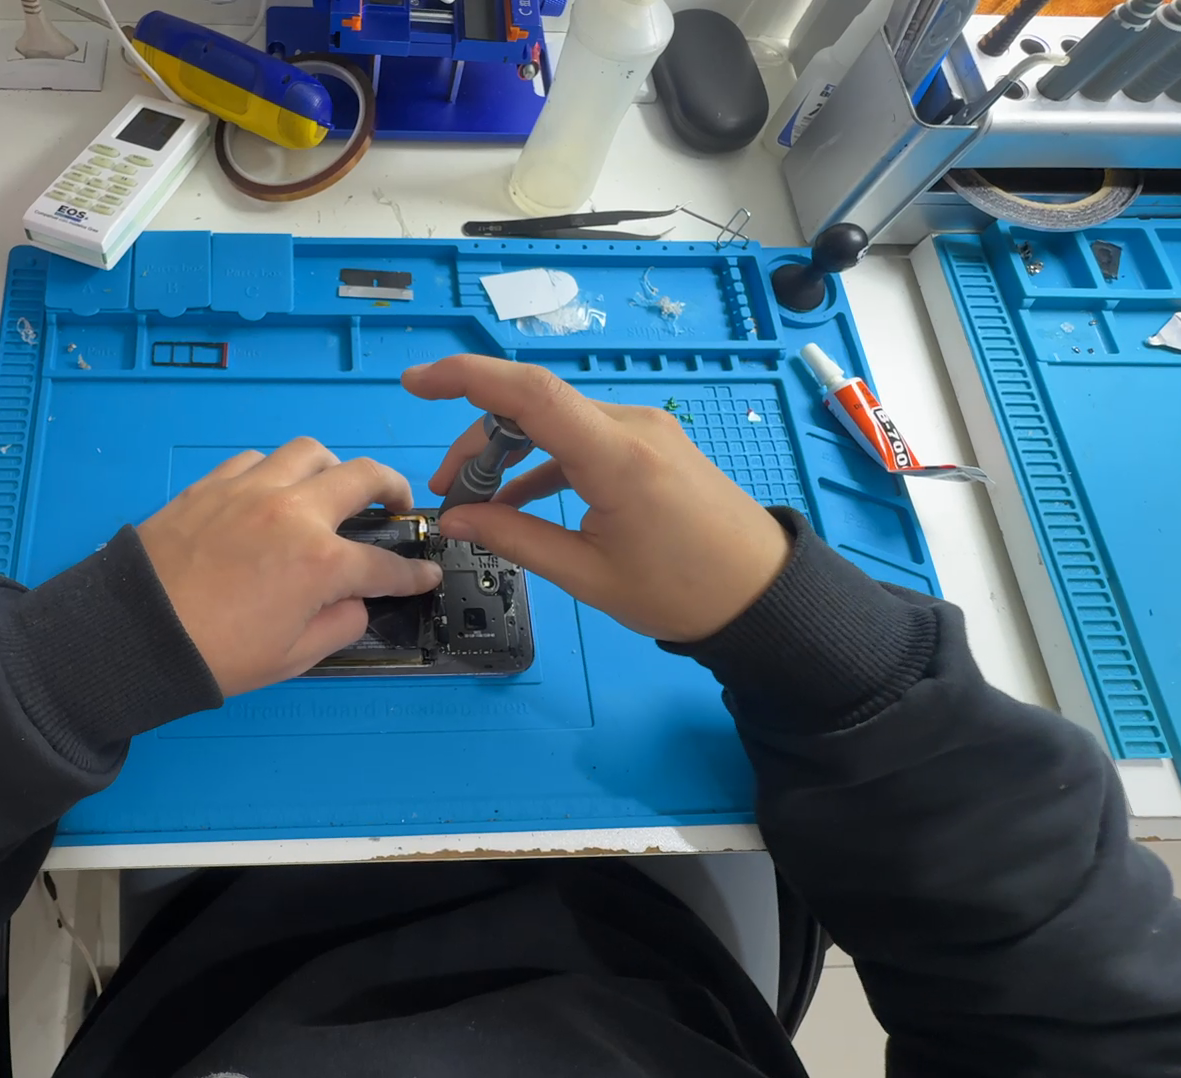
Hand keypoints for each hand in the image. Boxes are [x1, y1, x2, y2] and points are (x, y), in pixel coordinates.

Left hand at [137, 438, 442, 695]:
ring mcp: (252, 489)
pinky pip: (258, 460)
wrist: (134, 633)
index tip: (426, 574)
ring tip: (331, 489)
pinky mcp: (214, 483)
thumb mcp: (293, 657)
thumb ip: (341, 624)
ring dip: (333, 468)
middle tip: (396, 504)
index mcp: (320, 562)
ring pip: (310, 452)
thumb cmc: (214, 655)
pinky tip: (272, 493)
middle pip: (364, 477)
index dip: (414, 574)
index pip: (386, 567)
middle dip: (393, 489)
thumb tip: (356, 601)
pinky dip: (278, 471)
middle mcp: (293, 512)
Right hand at [403, 355, 789, 642]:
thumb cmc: (680, 592)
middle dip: (476, 441)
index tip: (416, 382)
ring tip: (474, 500)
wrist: (764, 595)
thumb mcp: (587, 575)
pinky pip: (578, 438)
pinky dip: (539, 463)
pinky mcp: (646, 443)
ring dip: (506, 452)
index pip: (528, 394)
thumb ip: (514, 539)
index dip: (465, 378)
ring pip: (552, 420)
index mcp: (615, 456)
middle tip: (446, 491)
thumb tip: (453, 521)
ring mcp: (641, 429)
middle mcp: (628, 425)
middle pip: (531, 406)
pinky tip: (516, 501)